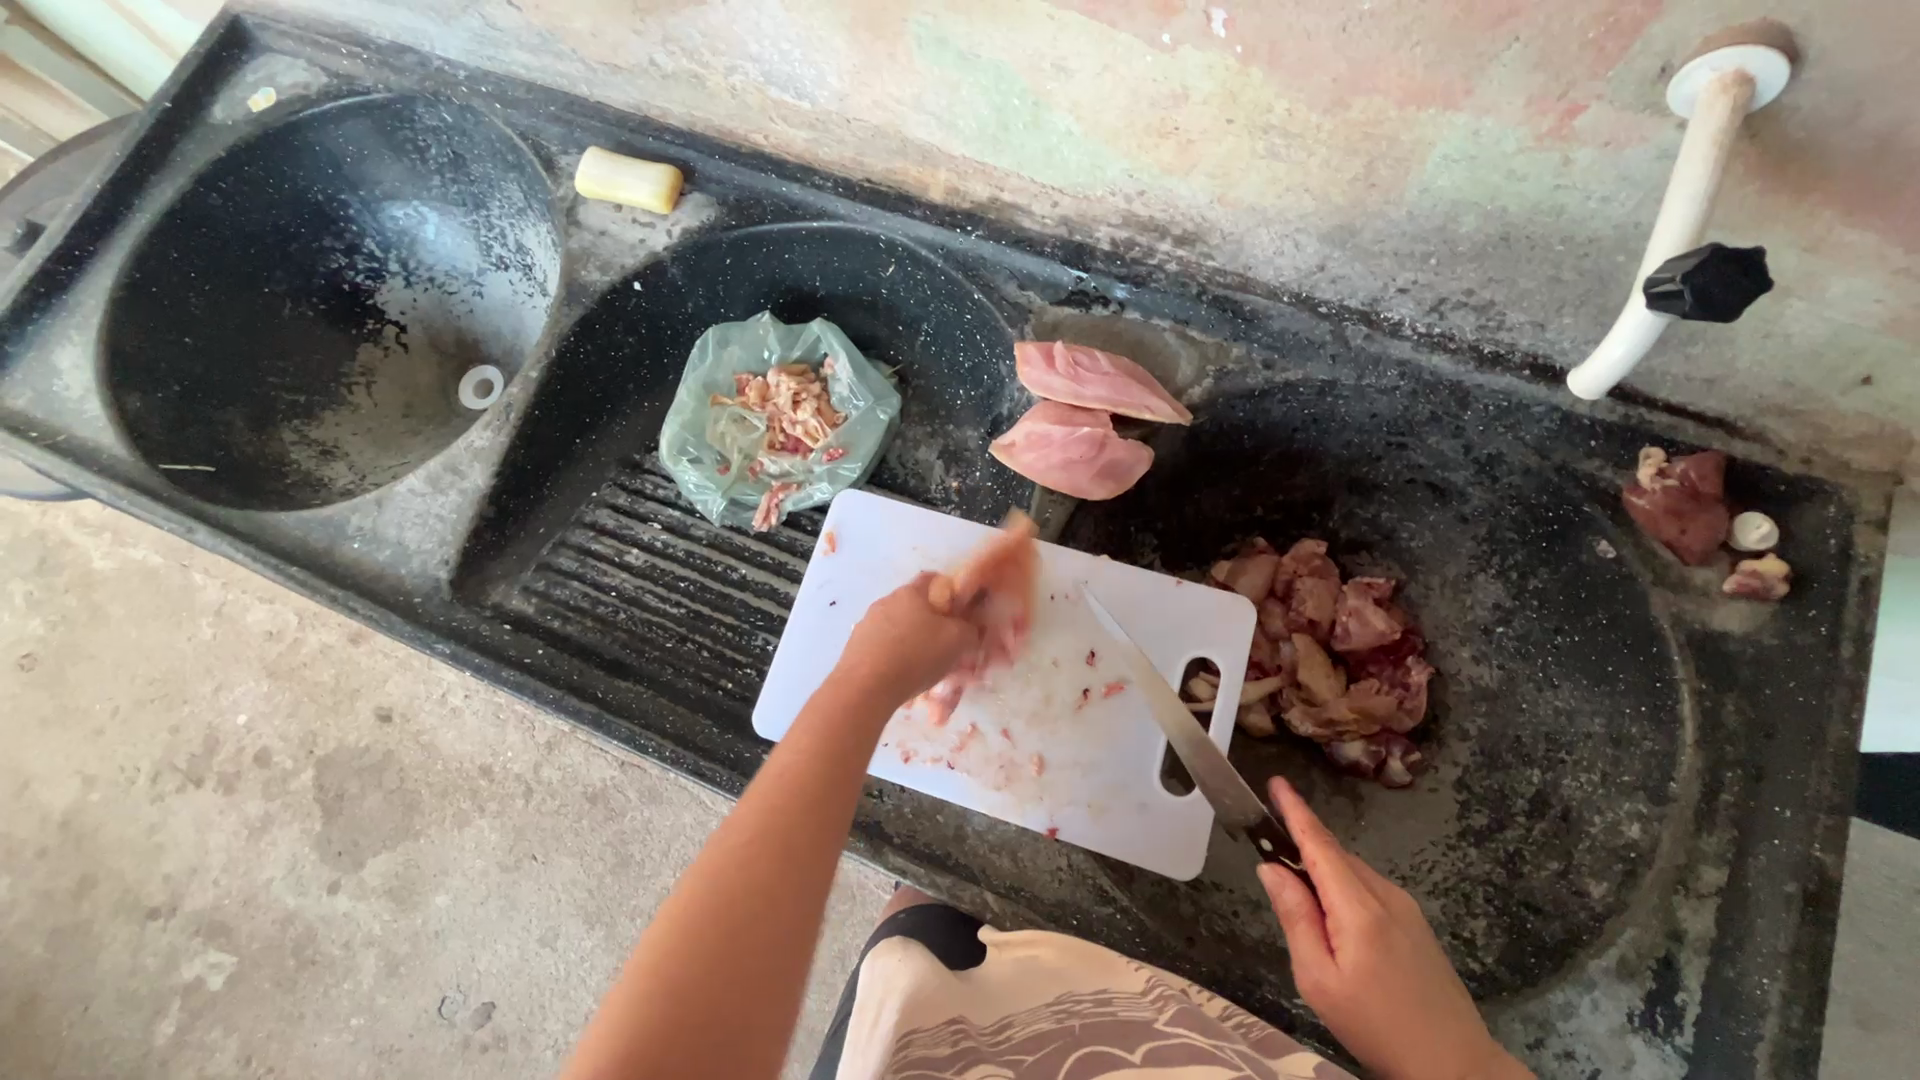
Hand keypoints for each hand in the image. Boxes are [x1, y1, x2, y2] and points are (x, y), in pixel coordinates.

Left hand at [833, 573, 982, 704]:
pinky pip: (882, 645)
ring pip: (897, 626)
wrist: (865, 687)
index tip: (959, 615)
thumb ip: (969, 629)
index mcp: (911, 592)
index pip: (933, 579)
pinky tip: (900, 676)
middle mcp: (886, 601)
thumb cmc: (916, 656)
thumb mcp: (957, 641)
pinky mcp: (855, 645)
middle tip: (944, 646)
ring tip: (922, 667)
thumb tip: (969, 627)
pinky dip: (893, 656)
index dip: (950, 593)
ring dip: (911, 641)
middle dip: (930, 622)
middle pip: (914, 605)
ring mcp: (867, 622)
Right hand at [1259, 777, 1531, 1079]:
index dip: (1295, 811)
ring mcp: (1406, 908)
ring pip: (1352, 872)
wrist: (1456, 1065)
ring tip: (1294, 887)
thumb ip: (1294, 917)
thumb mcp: (1318, 979)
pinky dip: (1341, 885)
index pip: (1319, 844)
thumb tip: (1271, 868)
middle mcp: (1385, 895)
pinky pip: (1368, 888)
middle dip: (1301, 840)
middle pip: (1334, 854)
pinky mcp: (1415, 924)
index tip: (1276, 782)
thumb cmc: (1376, 1026)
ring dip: (1320, 867)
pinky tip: (1331, 914)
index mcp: (1358, 907)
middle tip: (1266, 840)